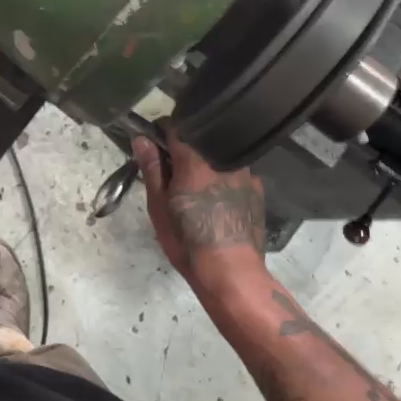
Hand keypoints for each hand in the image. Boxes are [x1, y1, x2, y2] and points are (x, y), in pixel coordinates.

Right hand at [133, 133, 269, 294]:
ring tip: (198, 187)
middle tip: (173, 173)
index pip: (174, 128)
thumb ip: (151, 168)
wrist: (232, 273)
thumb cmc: (187, 240)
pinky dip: (224, 178)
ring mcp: (245, 173)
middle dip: (184, 151)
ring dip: (206, 164)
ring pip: (218, 157)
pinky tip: (219, 199)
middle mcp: (223, 158)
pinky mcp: (257, 190)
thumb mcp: (159, 206)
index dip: (161, 134)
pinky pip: (235, 173)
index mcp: (195, 159)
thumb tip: (142, 138)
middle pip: (199, 141)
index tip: (154, 146)